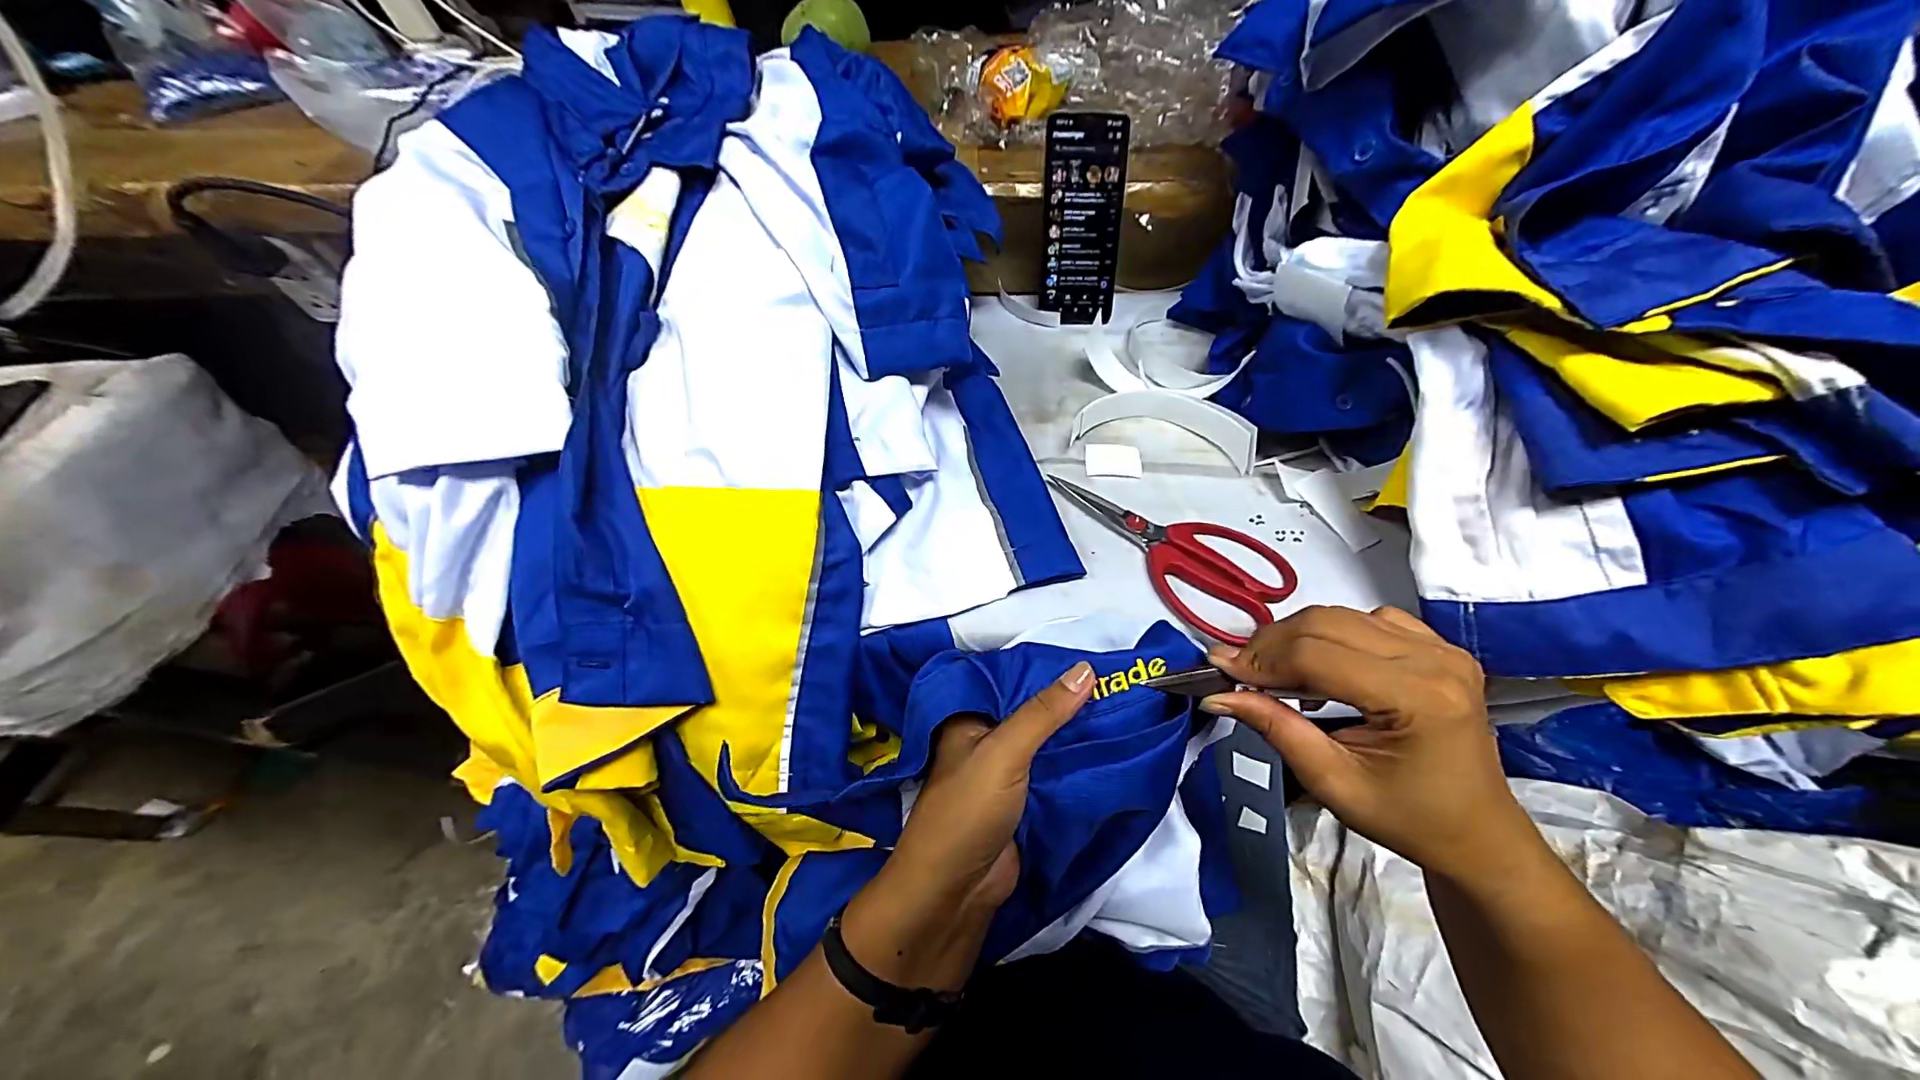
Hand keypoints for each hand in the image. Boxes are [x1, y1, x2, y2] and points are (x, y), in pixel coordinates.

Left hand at [840, 661, 1095, 989]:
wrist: (955, 893)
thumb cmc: (968, 811)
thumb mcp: (1004, 752)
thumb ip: (1043, 713)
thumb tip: (1086, 669)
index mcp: (969, 721)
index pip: (1012, 683)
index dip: (1048, 672)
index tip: (1093, 659)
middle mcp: (986, 743)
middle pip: (1034, 716)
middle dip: (1069, 704)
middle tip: (1120, 684)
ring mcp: (1007, 776)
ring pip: (1048, 747)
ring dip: (1078, 735)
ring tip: (1126, 709)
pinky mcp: (1025, 805)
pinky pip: (1055, 777)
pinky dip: (1079, 766)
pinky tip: (1113, 750)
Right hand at [1199, 605, 1538, 882]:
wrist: (1476, 833)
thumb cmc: (1407, 817)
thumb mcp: (1331, 782)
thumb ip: (1275, 728)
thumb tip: (1217, 694)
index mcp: (1419, 698)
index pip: (1317, 656)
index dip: (1261, 660)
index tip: (1220, 670)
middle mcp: (1435, 660)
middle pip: (1326, 623)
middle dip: (1271, 644)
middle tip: (1238, 671)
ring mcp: (1442, 648)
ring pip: (1342, 615)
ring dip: (1296, 636)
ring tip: (1272, 670)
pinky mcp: (1439, 646)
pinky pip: (1367, 618)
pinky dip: (1330, 633)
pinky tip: (1320, 662)